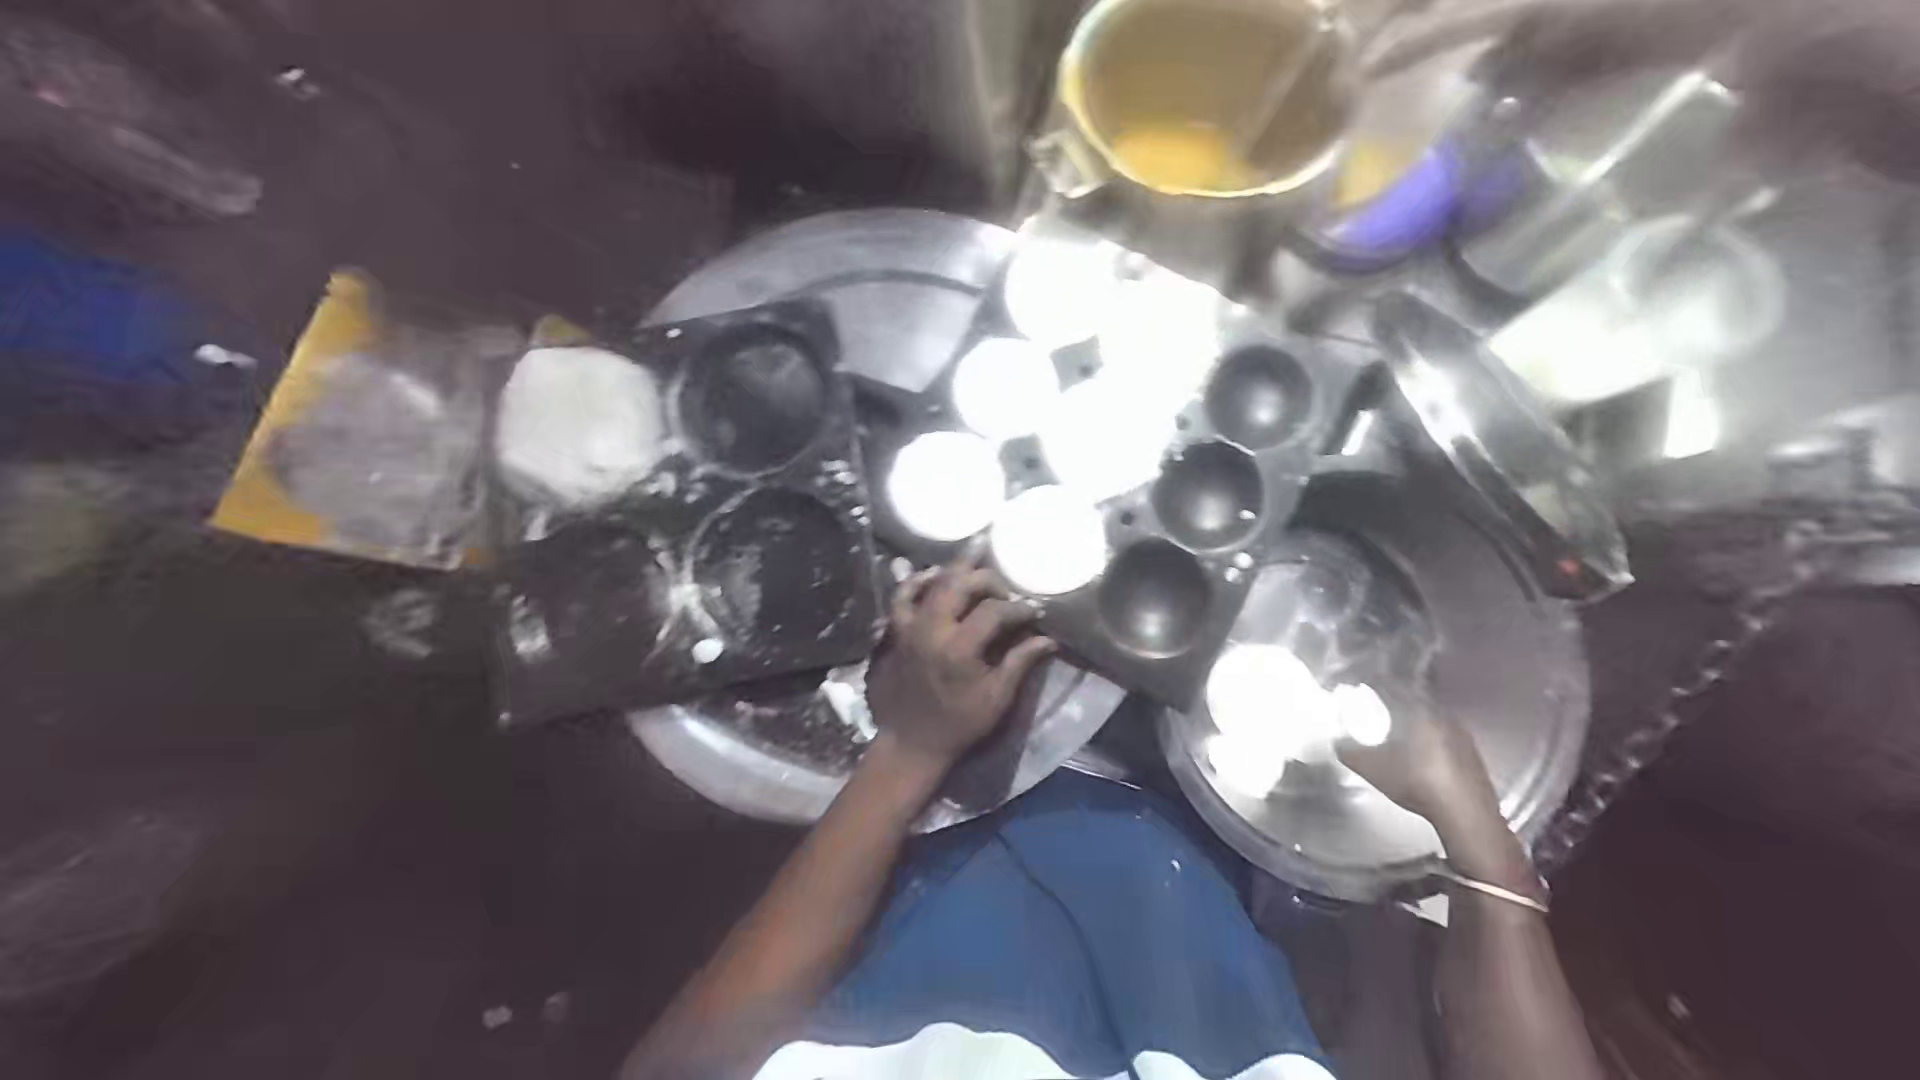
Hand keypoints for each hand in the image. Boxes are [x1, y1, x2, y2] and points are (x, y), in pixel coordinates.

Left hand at [864, 549, 1056, 775]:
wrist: (911, 743)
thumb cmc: (959, 724)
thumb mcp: (996, 698)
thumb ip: (1020, 662)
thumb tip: (1048, 639)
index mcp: (959, 649)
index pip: (993, 611)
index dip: (1018, 608)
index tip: (1034, 611)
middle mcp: (931, 630)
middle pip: (959, 585)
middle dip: (986, 579)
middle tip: (1004, 587)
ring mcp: (908, 629)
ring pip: (929, 584)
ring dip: (952, 570)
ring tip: (972, 559)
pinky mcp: (895, 633)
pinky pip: (901, 597)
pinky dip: (915, 582)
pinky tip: (932, 575)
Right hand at [1336, 693, 1498, 830]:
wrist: (1467, 817)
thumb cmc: (1416, 783)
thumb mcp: (1370, 767)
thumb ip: (1347, 750)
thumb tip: (1337, 740)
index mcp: (1417, 710)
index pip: (1388, 686)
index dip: (1368, 684)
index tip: (1353, 686)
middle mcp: (1442, 715)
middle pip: (1409, 698)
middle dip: (1389, 702)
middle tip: (1371, 709)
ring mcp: (1462, 734)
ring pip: (1427, 716)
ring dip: (1409, 719)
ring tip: (1392, 731)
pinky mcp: (1472, 753)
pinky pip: (1441, 733)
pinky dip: (1425, 735)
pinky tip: (1417, 752)